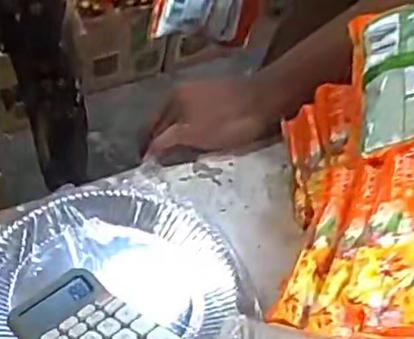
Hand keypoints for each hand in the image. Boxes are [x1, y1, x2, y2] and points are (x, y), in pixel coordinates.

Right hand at [140, 74, 281, 161]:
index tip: (145, 170)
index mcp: (174, 97)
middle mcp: (185, 92)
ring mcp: (203, 94)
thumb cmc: (225, 119)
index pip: (150, 129)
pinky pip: (196, 123)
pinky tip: (194, 150)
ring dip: (177, 143)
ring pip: (181, 125)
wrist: (268, 101)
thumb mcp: (188, 134)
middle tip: (159, 170)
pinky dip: (192, 137)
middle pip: (165, 126)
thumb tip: (146, 156)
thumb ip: (163, 144)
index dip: (146, 150)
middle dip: (161, 146)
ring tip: (176, 163)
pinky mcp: (218, 101)